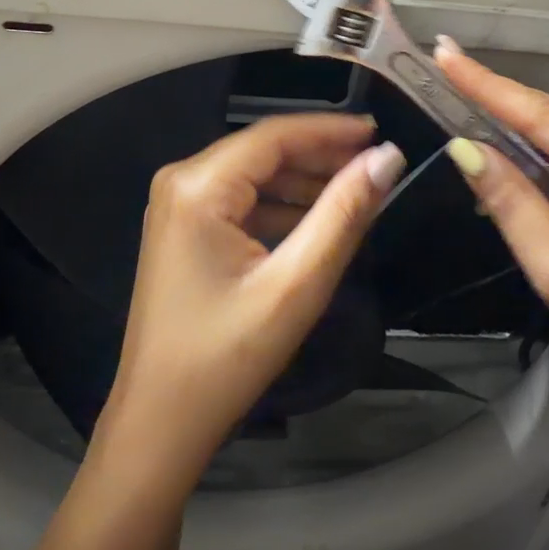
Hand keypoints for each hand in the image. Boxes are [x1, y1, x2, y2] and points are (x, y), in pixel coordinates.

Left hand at [38, 115, 404, 549]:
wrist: (161, 420)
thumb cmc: (226, 356)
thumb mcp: (296, 285)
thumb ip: (343, 215)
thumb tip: (387, 158)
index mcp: (198, 186)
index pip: (274, 136)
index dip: (330, 130)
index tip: (380, 132)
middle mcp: (180, 182)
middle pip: (261, 152)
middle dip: (319, 157)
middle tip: (376, 167)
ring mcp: (176, 207)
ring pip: (252, 176)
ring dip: (302, 183)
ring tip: (356, 196)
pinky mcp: (181, 231)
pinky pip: (238, 202)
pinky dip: (278, 208)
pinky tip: (315, 225)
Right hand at [435, 39, 548, 415]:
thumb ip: (514, 206)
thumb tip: (464, 148)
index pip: (543, 114)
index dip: (485, 84)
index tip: (442, 52)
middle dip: (498, 108)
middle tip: (440, 95)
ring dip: (521, 135)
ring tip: (469, 137)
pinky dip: (548, 153)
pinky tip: (519, 167)